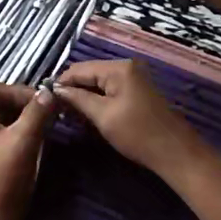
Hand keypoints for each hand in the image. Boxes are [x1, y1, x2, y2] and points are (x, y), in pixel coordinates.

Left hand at [0, 81, 56, 219]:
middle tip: (52, 111)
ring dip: (31, 117)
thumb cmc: (4, 177)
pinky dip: (29, 129)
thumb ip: (37, 112)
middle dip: (28, 104)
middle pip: (4, 101)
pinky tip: (45, 135)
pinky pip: (14, 131)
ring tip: (52, 122)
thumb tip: (51, 92)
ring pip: (11, 116)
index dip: (19, 91)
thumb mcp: (23, 139)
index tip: (43, 102)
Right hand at [52, 60, 202, 178]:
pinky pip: (110, 90)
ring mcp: (133, 78)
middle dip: (72, 90)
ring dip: (84, 97)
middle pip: (89, 74)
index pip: (79, 69)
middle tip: (55, 110)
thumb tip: (55, 90)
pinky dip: (97, 100)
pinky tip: (87, 115)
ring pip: (98, 83)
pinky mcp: (137, 91)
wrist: (175, 153)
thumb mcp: (103, 116)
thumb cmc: (138, 134)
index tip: (45, 100)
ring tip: (68, 115)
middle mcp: (126, 66)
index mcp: (118, 68)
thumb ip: (78, 99)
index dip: (61, 83)